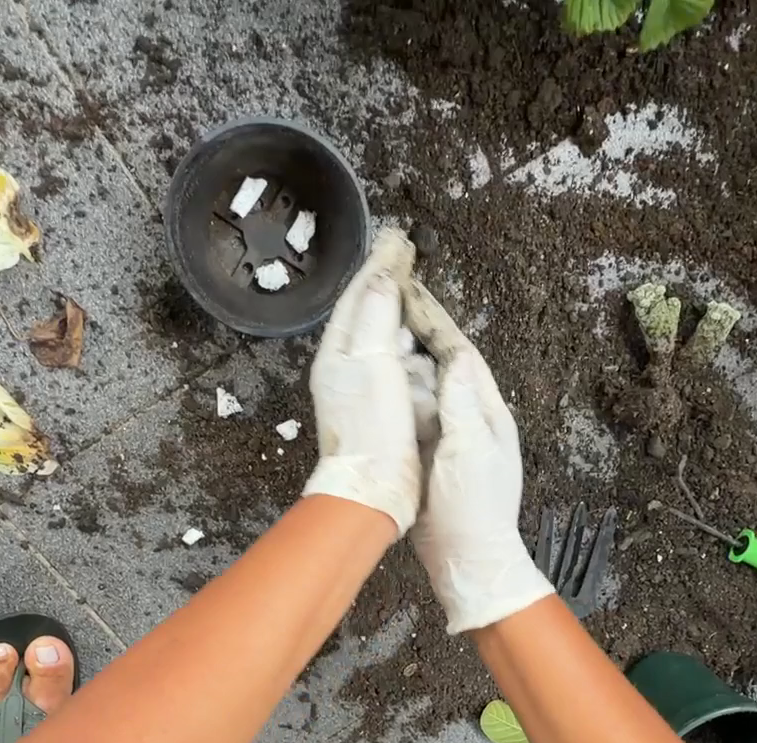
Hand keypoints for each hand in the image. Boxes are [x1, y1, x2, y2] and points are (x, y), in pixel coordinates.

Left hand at [303, 228, 422, 534]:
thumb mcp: (372, 362)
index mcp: (336, 353)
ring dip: (396, 314)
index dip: (376, 267)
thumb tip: (382, 274)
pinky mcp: (381, 409)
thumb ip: (375, 315)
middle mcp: (343, 368)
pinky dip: (406, 347)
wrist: (376, 487)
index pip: (354, 298)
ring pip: (379, 340)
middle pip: (365, 316)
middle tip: (408, 258)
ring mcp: (361, 390)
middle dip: (385, 285)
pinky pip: (393, 365)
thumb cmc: (373, 426)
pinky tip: (421, 344)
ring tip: (416, 292)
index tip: (397, 240)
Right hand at [406, 283, 554, 633]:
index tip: (414, 294)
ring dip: (403, 369)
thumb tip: (456, 354)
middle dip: (417, 341)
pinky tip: (375, 387)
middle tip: (386, 310)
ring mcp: (447, 440)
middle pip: (441, 370)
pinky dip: (396, 401)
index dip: (440, 326)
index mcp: (487, 413)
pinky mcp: (427, 457)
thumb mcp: (471, 450)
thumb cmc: (474, 505)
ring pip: (423, 394)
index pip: (464, 358)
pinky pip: (411, 421)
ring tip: (376, 339)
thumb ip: (463, 403)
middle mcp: (469, 420)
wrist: (465, 559)